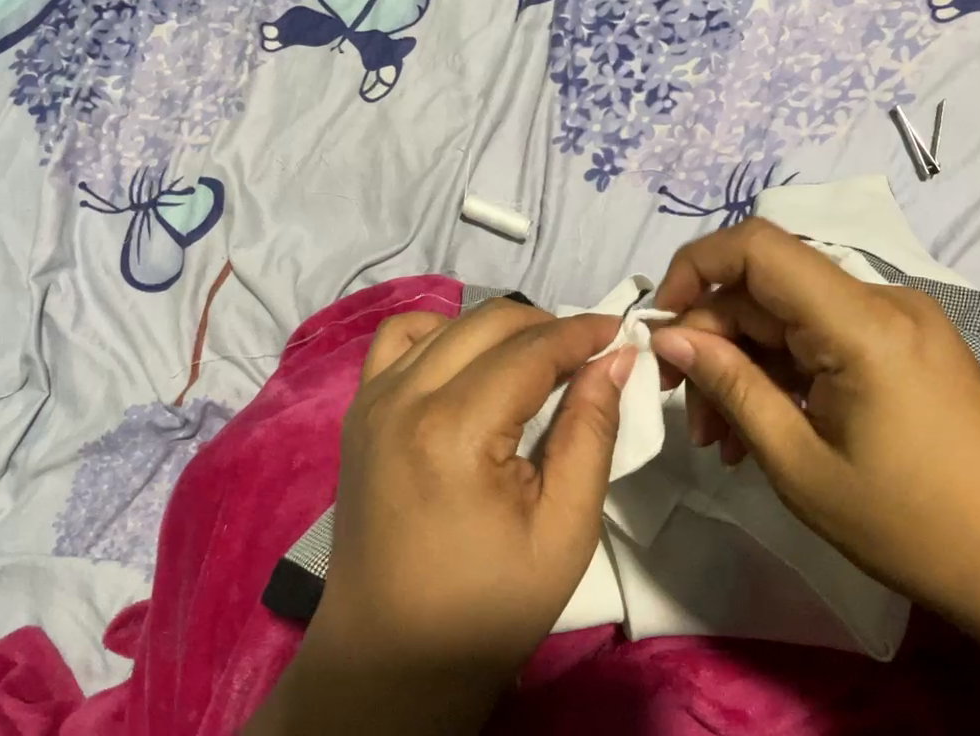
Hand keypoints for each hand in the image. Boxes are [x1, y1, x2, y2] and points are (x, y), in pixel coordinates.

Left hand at [251, 301, 632, 734]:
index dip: (582, 334)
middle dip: (547, 326)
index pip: (531, 351)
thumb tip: (614, 360)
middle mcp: (405, 398)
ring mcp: (372, 400)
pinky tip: (466, 362)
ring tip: (535, 360)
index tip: (622, 333)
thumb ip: (590, 434)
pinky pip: (397, 340)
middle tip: (588, 353)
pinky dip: (438, 332)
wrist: (393, 656)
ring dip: (498, 328)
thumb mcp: (564, 532)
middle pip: (488, 323)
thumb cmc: (487, 606)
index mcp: (455, 430)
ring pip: (445, 324)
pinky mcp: (357, 412)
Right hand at [648, 216, 979, 618]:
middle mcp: (880, 301)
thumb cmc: (916, 525)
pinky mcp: (900, 346)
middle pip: (765, 288)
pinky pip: (818, 339)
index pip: (757, 247)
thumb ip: (731, 387)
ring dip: (742, 365)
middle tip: (684, 407)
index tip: (661, 328)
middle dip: (712, 339)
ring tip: (722, 440)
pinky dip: (780, 374)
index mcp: (861, 322)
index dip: (694, 269)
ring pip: (786, 317)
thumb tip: (668, 338)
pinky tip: (761, 429)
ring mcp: (895, 322)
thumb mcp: (800, 464)